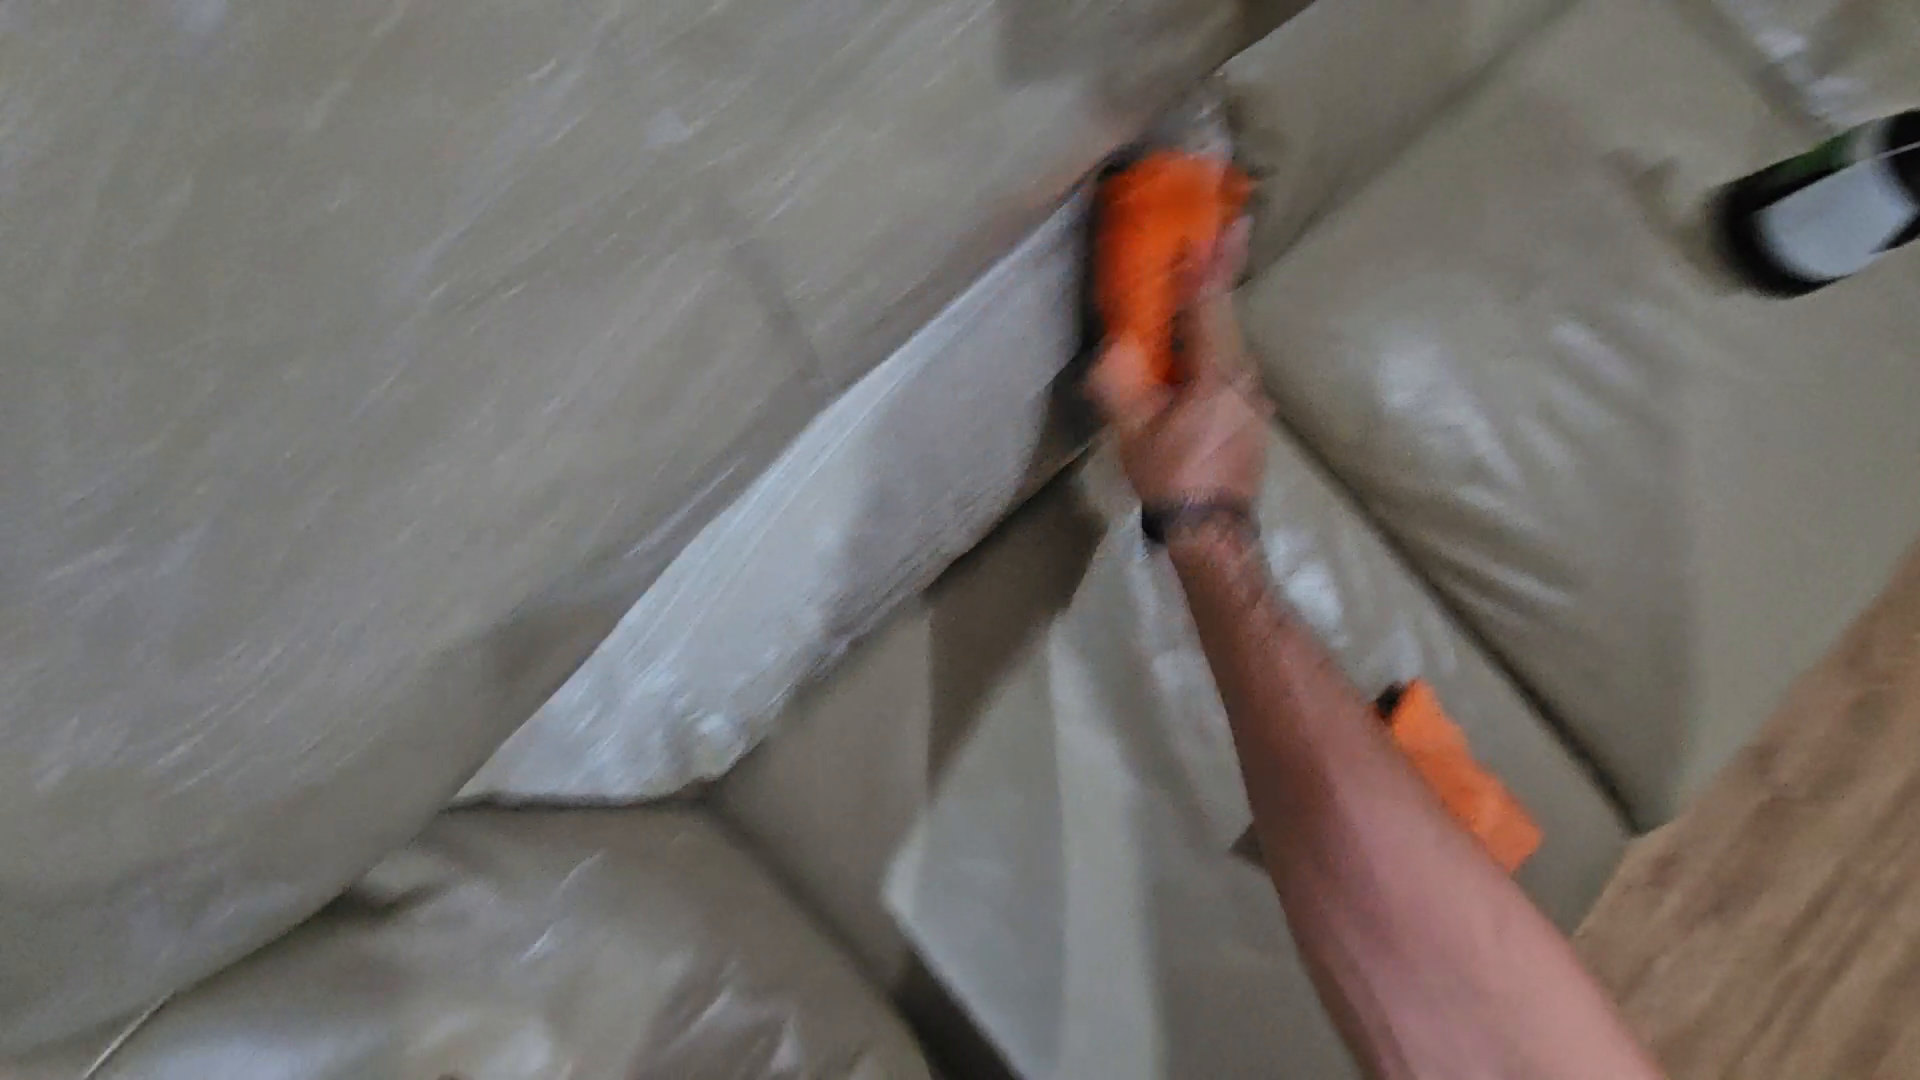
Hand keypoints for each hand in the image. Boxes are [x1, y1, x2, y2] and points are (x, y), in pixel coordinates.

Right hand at [1086, 219, 1268, 509]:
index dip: (1212, 265)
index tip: (1224, 224)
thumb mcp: (1135, 432)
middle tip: (1206, 249)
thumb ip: (1121, 385)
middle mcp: (1245, 378)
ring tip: (1188, 310)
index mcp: (1217, 373)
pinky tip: (1193, 369)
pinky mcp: (1252, 419)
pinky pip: (1229, 374)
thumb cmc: (1174, 476)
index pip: (1212, 307)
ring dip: (1209, 325)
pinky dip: (1212, 357)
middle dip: (1213, 286)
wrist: (1212, 532)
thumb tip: (1112, 348)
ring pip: (1228, 350)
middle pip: (1225, 322)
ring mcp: (1254, 400)